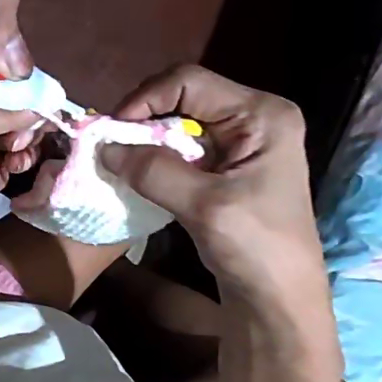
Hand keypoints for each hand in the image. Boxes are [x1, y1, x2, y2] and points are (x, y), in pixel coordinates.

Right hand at [98, 66, 321, 298]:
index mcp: (262, 115)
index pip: (189, 82)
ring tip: (116, 161)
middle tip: (109, 146)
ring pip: (173, 122)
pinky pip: (175, 146)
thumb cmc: (255, 248)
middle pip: (180, 97)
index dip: (145, 99)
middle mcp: (252, 118)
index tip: (113, 131)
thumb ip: (154, 172)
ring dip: (141, 139)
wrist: (277, 299)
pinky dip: (150, 157)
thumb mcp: (204, 206)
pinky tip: (134, 175)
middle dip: (140, 119)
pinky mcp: (222, 165)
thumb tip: (103, 148)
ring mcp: (237, 142)